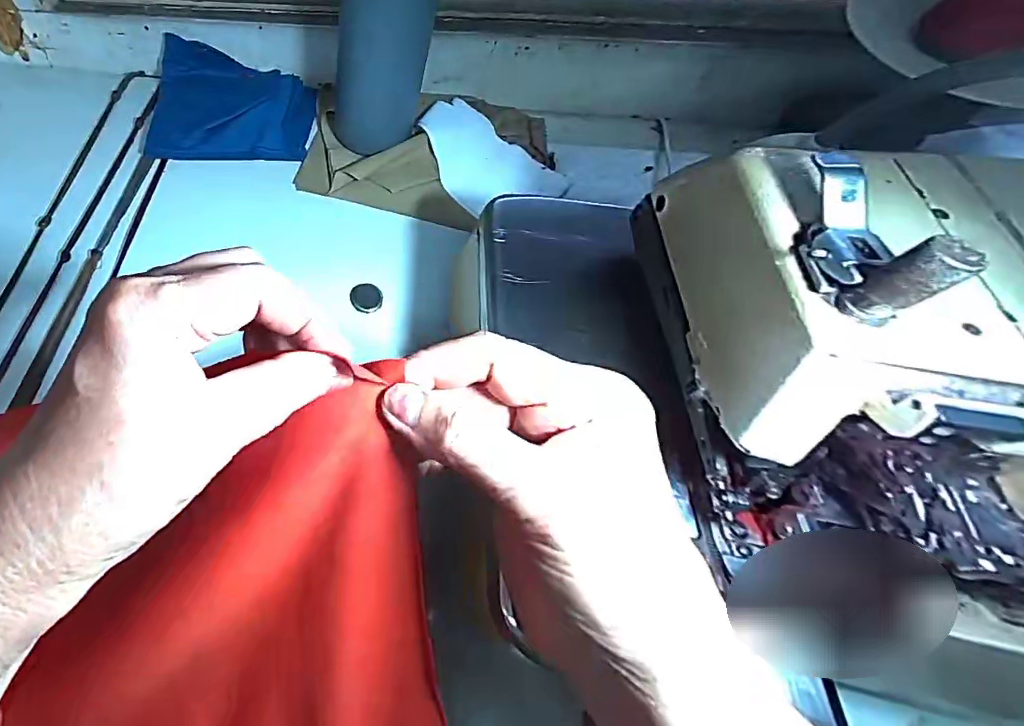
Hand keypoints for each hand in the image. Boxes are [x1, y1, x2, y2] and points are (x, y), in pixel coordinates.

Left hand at [18, 248, 353, 573]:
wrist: (41, 530)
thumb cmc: (104, 487)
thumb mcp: (214, 430)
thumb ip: (284, 386)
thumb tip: (327, 367)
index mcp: (148, 305)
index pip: (254, 283)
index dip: (307, 318)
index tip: (334, 356)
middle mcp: (132, 292)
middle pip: (237, 270)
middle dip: (286, 311)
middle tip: (316, 357)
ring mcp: (125, 308)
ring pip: (218, 283)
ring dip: (261, 315)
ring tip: (288, 363)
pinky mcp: (125, 329)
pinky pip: (195, 305)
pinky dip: (233, 325)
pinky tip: (251, 359)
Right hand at [380, 333, 797, 724]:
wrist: (636, 664)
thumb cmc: (625, 582)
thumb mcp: (544, 498)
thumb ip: (469, 444)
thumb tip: (405, 401)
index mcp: (587, 398)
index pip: (499, 359)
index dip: (444, 366)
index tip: (400, 382)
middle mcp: (559, 413)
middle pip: (474, 386)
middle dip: (429, 398)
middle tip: (387, 412)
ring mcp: (532, 448)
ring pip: (461, 416)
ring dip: (425, 423)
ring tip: (391, 432)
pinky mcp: (508, 479)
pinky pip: (458, 448)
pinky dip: (431, 449)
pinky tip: (411, 455)